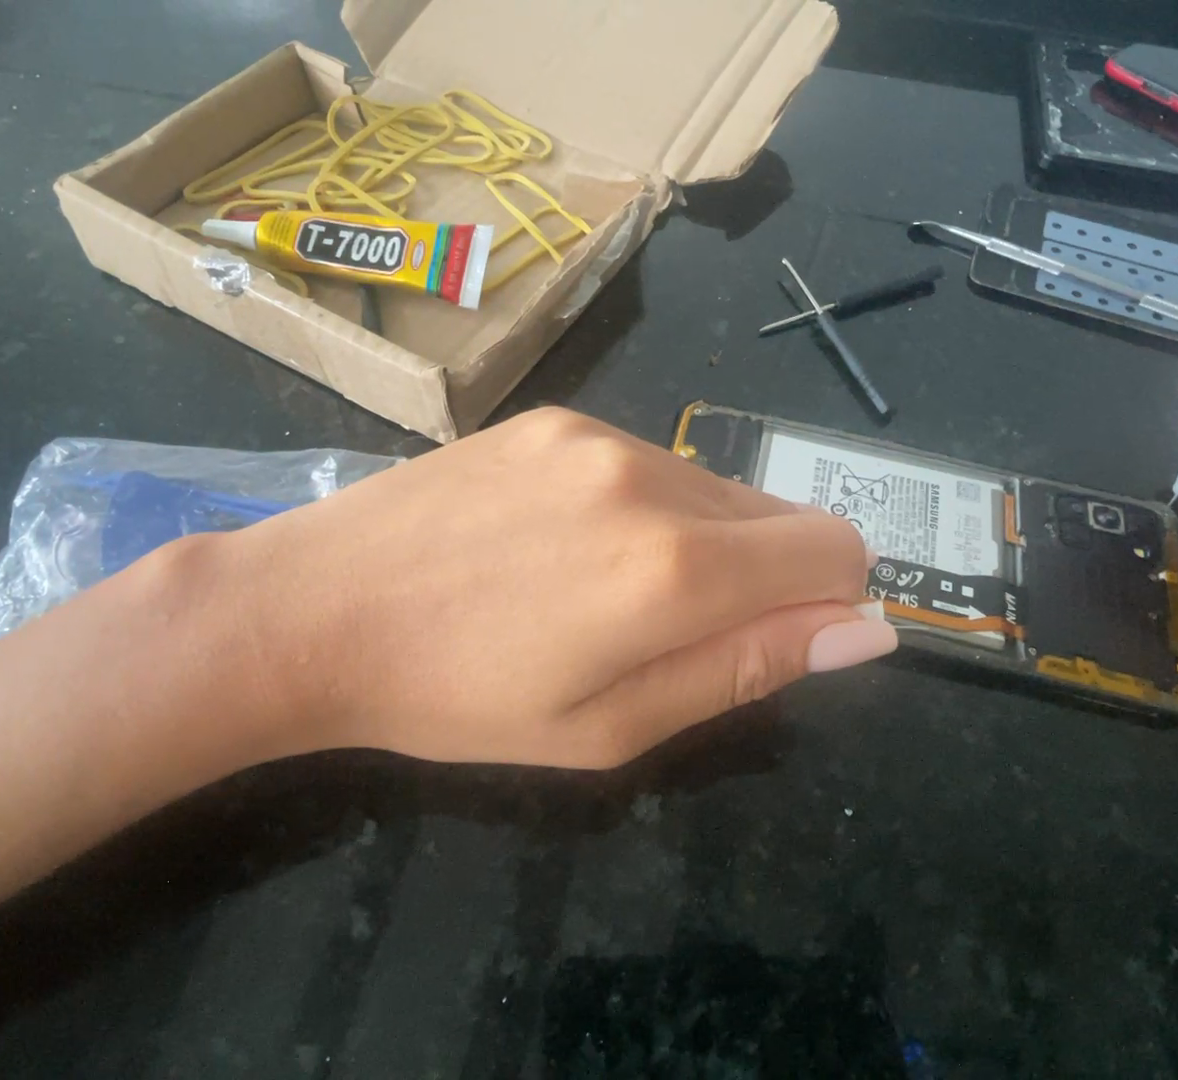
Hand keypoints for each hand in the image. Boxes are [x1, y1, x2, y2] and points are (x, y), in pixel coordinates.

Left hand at [210, 408, 894, 769]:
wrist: (311, 610)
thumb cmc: (457, 699)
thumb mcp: (610, 726)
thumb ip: (746, 669)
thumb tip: (866, 629)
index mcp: (673, 569)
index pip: (833, 550)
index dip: (828, 600)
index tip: (770, 639)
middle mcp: (650, 478)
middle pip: (779, 514)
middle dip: (758, 577)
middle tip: (663, 633)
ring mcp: (596, 435)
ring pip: (713, 487)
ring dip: (697, 541)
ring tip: (598, 592)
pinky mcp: (552, 417)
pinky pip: (646, 462)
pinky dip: (641, 507)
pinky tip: (559, 545)